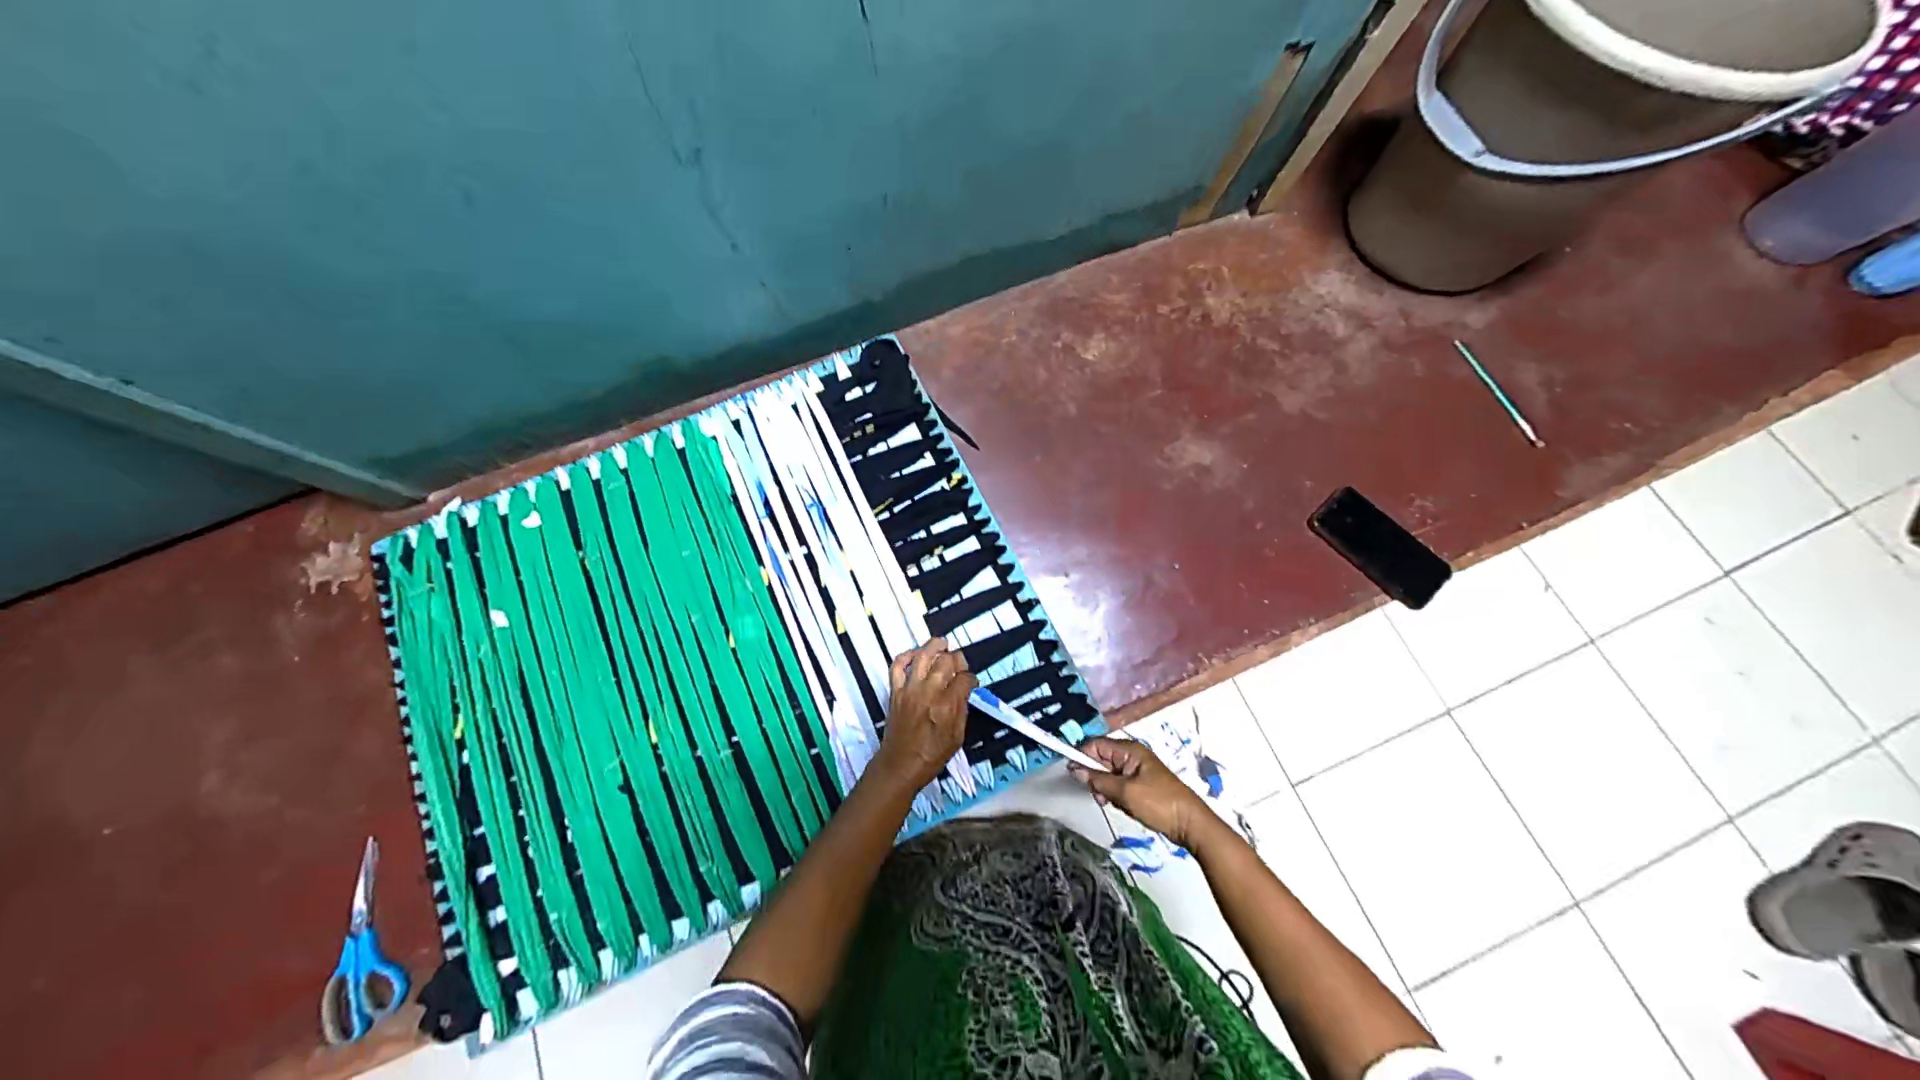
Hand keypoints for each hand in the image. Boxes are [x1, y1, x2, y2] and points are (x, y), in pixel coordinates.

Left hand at [869, 638, 974, 791]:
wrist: (900, 765)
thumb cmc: (931, 756)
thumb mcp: (957, 737)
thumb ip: (962, 709)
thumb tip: (965, 691)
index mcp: (947, 706)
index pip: (964, 678)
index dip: (971, 678)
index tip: (971, 682)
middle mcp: (928, 693)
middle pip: (945, 661)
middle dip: (956, 658)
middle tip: (960, 664)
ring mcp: (909, 690)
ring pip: (922, 657)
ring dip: (934, 646)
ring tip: (942, 643)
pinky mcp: (895, 691)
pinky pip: (897, 666)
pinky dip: (905, 656)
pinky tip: (915, 654)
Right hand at [1070, 737, 1211, 848]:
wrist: (1190, 824)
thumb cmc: (1158, 803)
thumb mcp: (1124, 792)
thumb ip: (1097, 780)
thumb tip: (1074, 769)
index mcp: (1129, 750)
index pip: (1096, 744)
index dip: (1082, 756)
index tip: (1074, 775)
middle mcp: (1132, 755)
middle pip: (1100, 758)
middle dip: (1095, 776)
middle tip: (1100, 796)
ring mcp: (1136, 770)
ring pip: (1107, 773)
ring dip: (1104, 788)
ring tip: (1112, 803)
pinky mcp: (1140, 784)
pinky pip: (1118, 784)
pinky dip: (1114, 794)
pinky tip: (1120, 805)